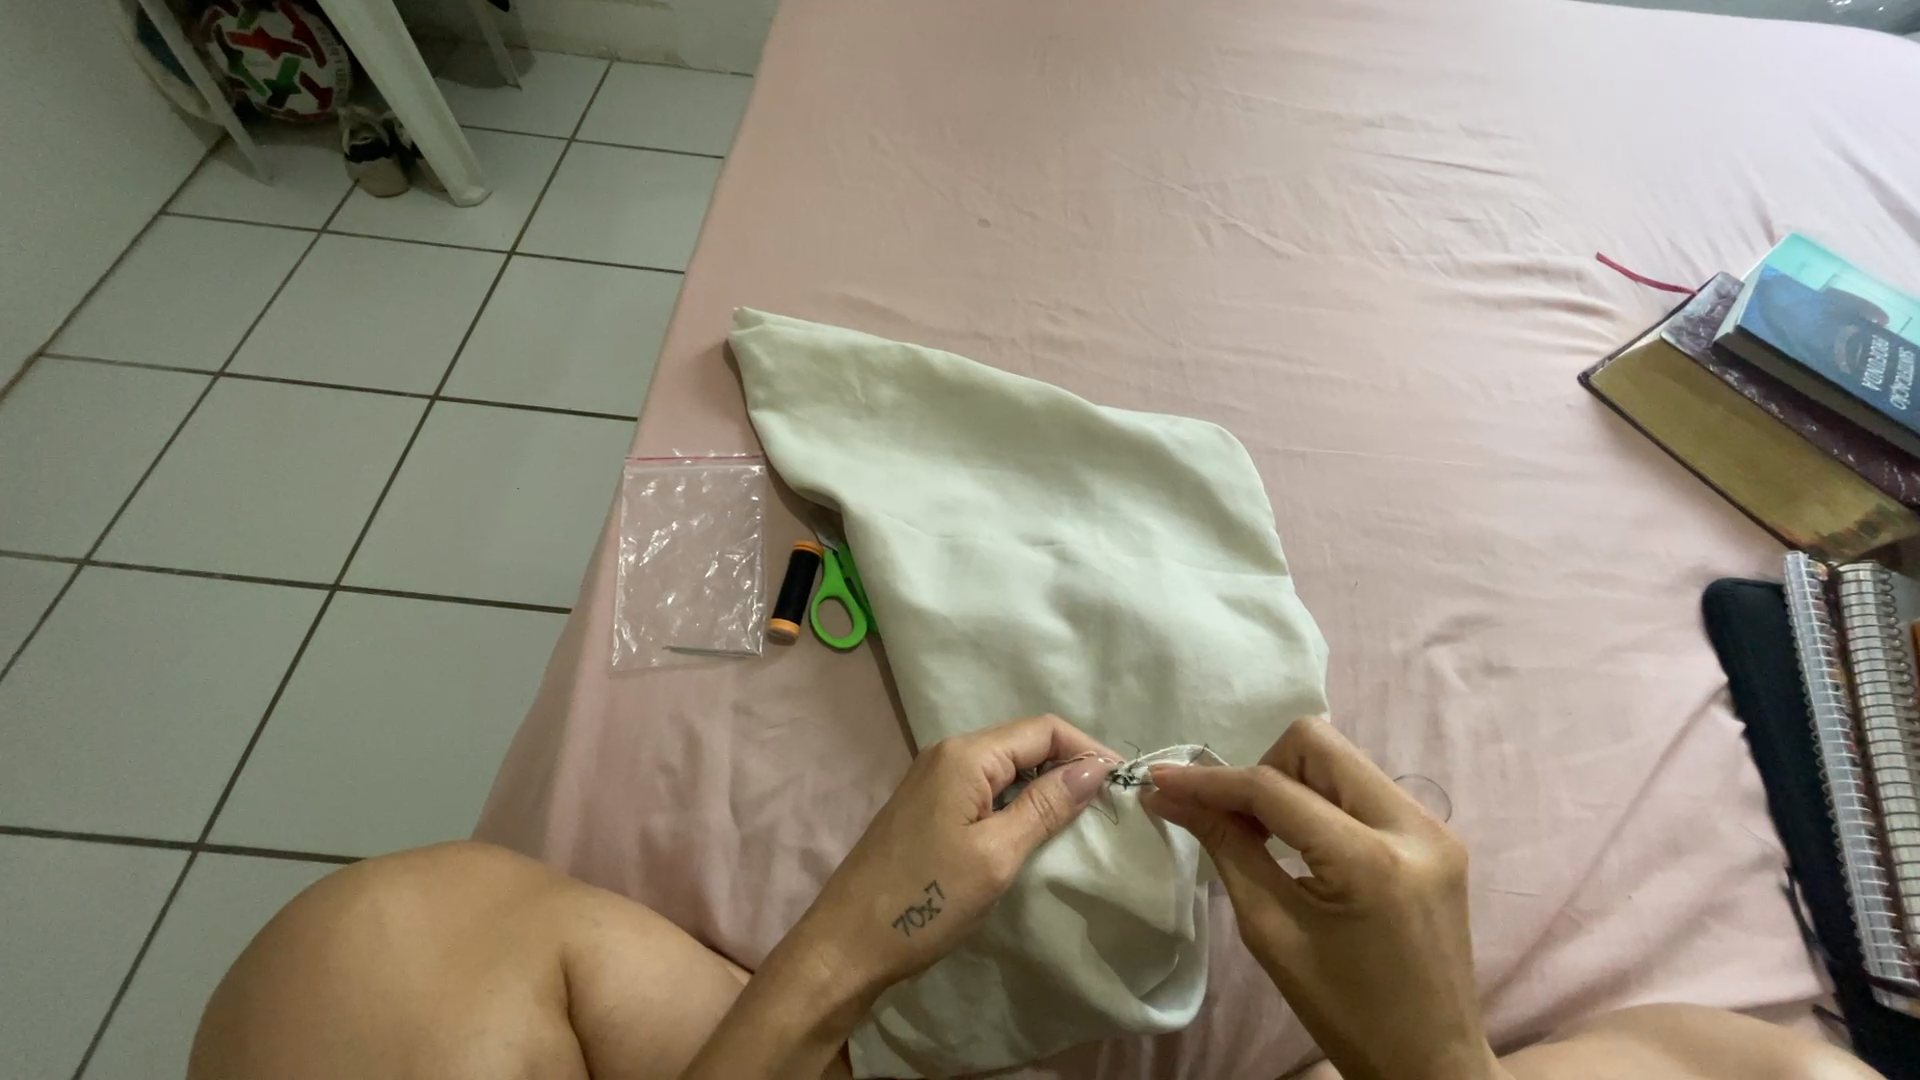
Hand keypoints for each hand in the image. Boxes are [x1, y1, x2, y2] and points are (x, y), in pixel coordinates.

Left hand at [789, 713, 1118, 997]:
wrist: (847, 943)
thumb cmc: (926, 899)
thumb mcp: (997, 855)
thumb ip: (1046, 806)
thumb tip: (1095, 769)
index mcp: (966, 755)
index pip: (1043, 729)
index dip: (1087, 749)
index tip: (1123, 784)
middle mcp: (948, 753)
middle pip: (1024, 742)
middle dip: (1069, 765)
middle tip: (1108, 804)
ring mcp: (934, 778)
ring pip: (1005, 765)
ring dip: (1044, 784)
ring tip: (1081, 818)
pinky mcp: (928, 804)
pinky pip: (984, 786)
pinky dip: (1017, 799)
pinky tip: (1035, 827)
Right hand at [1142, 716, 1500, 1079]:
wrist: (1432, 1063)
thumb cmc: (1343, 1010)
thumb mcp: (1269, 929)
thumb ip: (1223, 845)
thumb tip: (1167, 795)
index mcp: (1371, 862)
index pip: (1272, 789)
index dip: (1209, 782)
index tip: (1161, 781)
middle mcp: (1415, 827)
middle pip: (1315, 743)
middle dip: (1262, 768)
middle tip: (1238, 818)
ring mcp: (1434, 827)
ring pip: (1338, 755)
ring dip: (1289, 778)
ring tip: (1267, 831)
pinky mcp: (1436, 833)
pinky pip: (1360, 782)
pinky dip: (1318, 794)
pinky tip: (1303, 838)